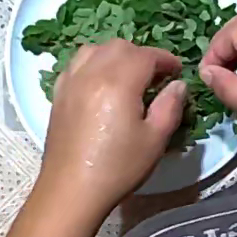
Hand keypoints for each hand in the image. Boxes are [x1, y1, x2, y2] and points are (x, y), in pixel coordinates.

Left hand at [37, 39, 186, 214]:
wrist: (71, 190)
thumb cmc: (118, 168)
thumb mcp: (155, 140)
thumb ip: (170, 106)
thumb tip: (178, 85)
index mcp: (118, 82)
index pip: (146, 56)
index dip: (166, 59)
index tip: (177, 72)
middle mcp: (91, 73)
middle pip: (119, 47)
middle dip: (142, 55)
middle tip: (157, 77)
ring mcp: (71, 82)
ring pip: (95, 50)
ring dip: (116, 55)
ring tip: (129, 76)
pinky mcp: (59, 95)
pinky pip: (77, 64)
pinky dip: (94, 63)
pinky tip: (102, 83)